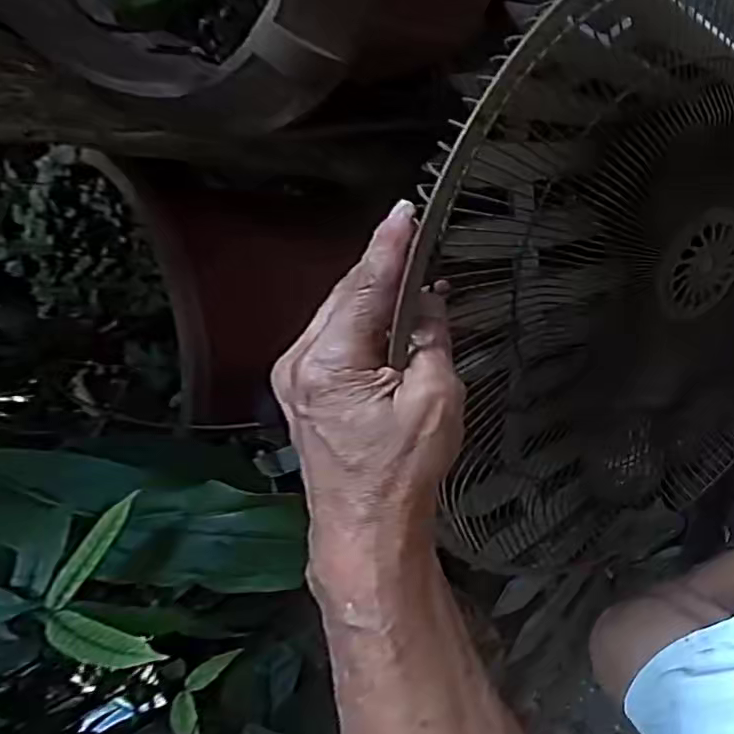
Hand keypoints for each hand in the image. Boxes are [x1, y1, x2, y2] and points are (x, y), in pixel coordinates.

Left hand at [271, 201, 463, 566]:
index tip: (404, 213)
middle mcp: (300, 361)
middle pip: (345, 294)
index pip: (364, 287)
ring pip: (340, 312)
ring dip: (376, 289)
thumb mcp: (436, 396)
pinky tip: (394, 310)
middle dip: (381, 263)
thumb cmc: (404, 466)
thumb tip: (429, 302)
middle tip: (414, 233)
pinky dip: (368, 315)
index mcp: (329, 361)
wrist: (367, 521)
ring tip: (411, 266)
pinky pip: (339, 334)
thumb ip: (431, 341)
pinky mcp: (307, 388)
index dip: (388, 247)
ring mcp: (297, 375)